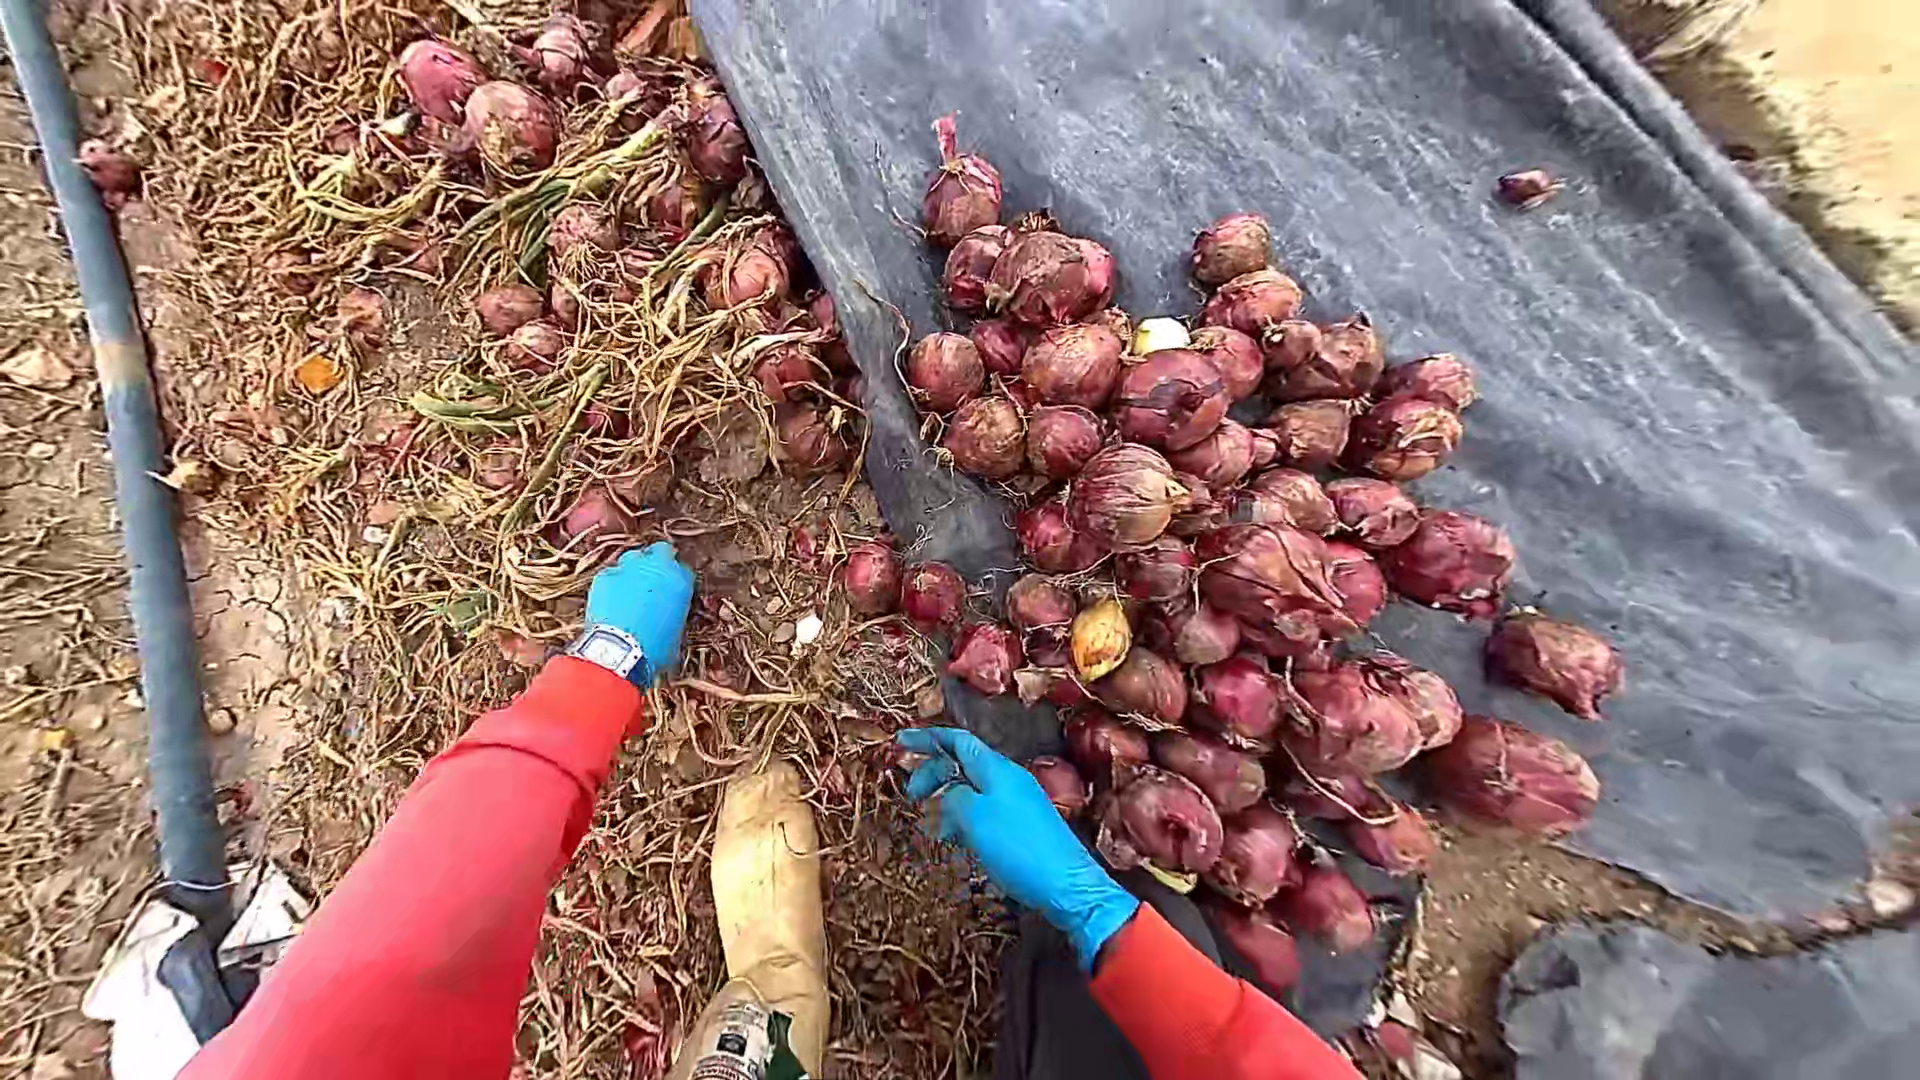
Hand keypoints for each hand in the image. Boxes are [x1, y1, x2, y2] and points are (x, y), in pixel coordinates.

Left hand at [586, 542, 694, 684]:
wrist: (620, 651)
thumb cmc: (654, 647)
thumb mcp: (677, 631)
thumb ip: (675, 613)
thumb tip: (670, 619)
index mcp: (680, 580)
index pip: (684, 570)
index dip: (677, 580)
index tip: (672, 589)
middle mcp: (657, 567)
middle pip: (661, 551)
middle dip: (658, 561)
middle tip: (653, 579)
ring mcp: (629, 569)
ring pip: (633, 558)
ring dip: (633, 570)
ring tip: (630, 588)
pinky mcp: (604, 577)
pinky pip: (610, 575)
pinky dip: (611, 584)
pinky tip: (609, 600)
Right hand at [898, 727, 1138, 969]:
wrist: (1066, 886)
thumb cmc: (1018, 847)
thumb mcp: (976, 818)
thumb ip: (955, 797)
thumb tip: (949, 794)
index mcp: (996, 768)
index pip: (958, 741)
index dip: (929, 738)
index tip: (901, 740)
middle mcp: (1005, 779)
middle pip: (962, 764)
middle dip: (933, 773)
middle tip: (911, 794)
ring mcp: (1014, 803)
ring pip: (970, 790)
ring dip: (945, 799)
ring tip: (927, 821)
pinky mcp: (1018, 827)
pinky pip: (981, 812)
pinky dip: (961, 819)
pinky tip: (951, 838)